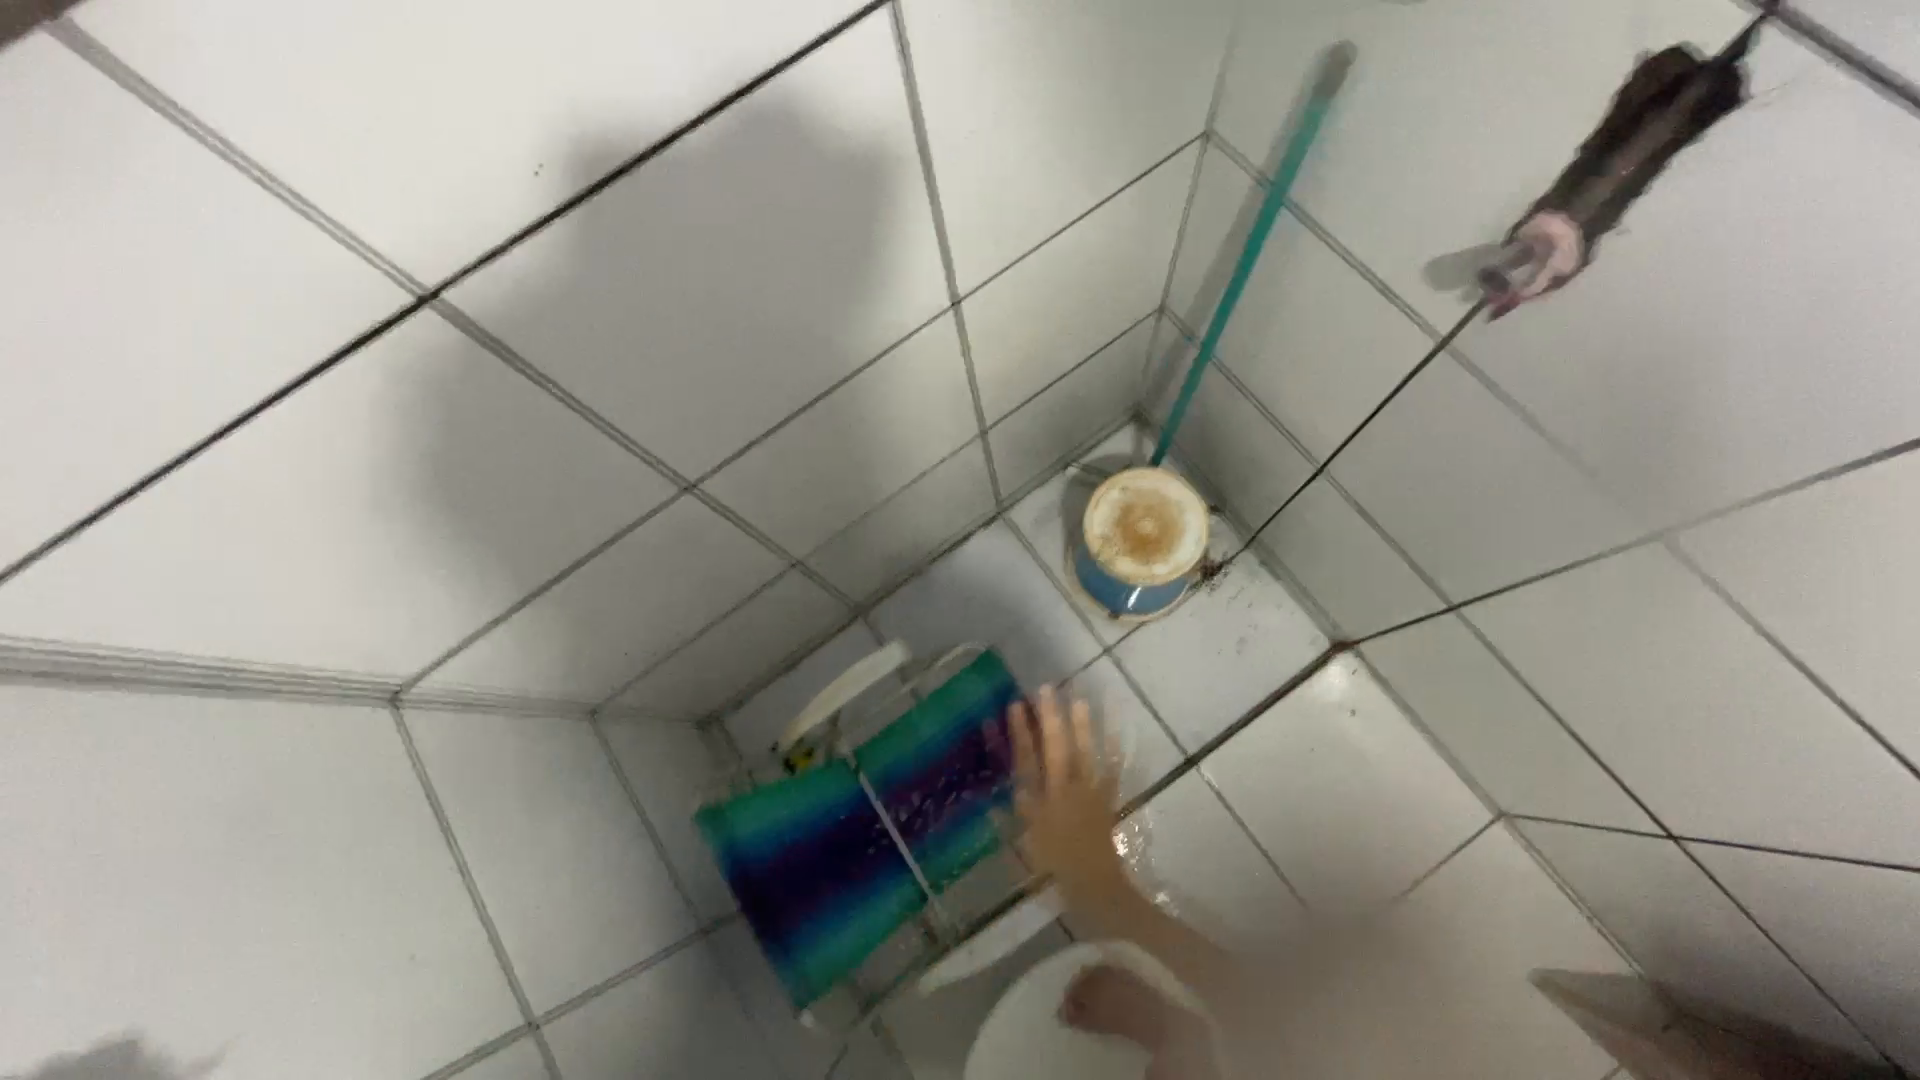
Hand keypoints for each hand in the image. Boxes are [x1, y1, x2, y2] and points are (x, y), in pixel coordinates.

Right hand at [1009, 686, 1132, 913]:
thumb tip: (1001, 786)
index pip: (1027, 760)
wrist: (1095, 886)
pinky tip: (1114, 729)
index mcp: (1040, 801)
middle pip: (1056, 748)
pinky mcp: (1107, 797)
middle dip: (1050, 717)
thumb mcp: (1026, 840)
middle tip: (1046, 688)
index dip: (1021, 732)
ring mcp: (1089, 792)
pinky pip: (1111, 769)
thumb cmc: (1055, 866)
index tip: (1016, 705)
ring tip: (1078, 698)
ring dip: (1081, 724)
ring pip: (1085, 752)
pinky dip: (1113, 748)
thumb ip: (1015, 812)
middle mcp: (1064, 790)